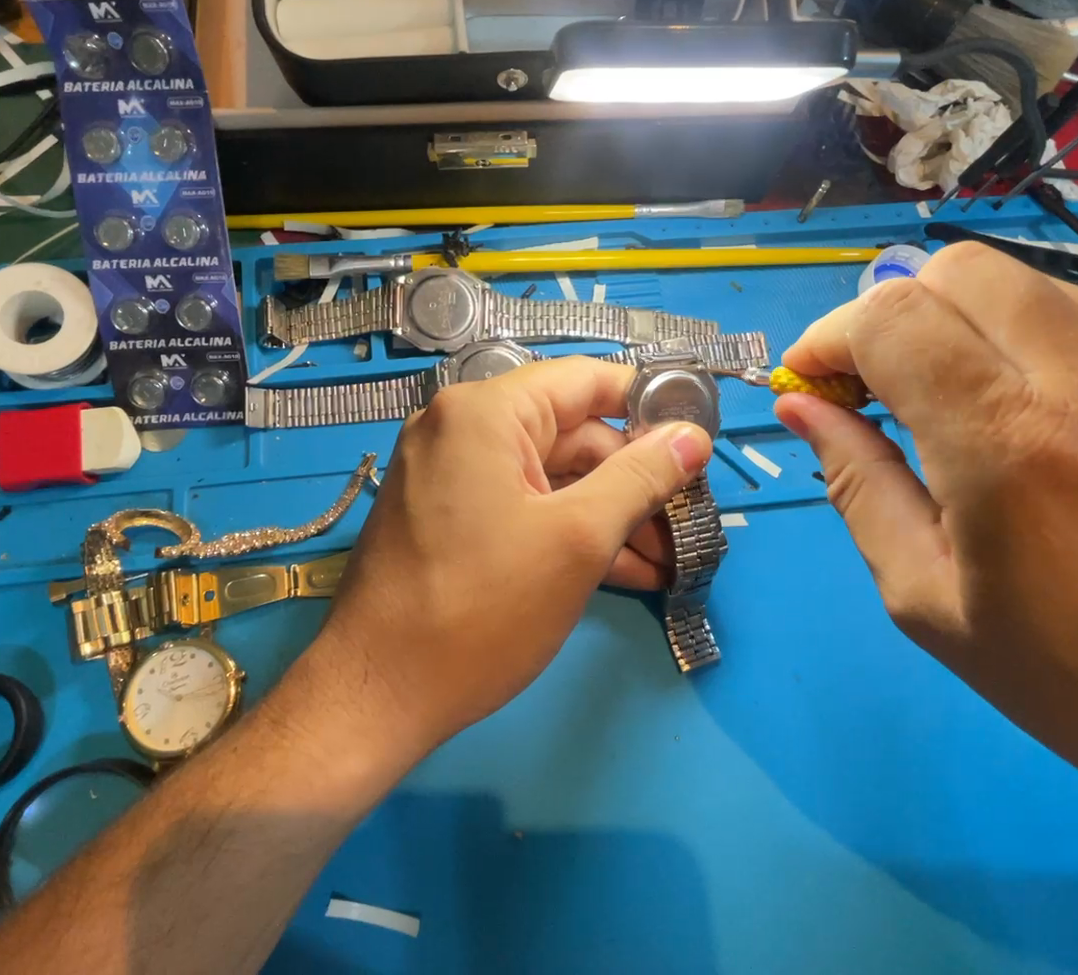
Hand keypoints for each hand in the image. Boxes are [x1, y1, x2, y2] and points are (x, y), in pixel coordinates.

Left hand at [299, 357, 712, 755]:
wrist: (376, 696)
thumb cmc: (481, 611)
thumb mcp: (577, 540)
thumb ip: (641, 478)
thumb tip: (692, 436)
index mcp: (486, 412)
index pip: (587, 381)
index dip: (650, 408)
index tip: (701, 445)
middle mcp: (462, 429)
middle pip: (573, 435)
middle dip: (635, 484)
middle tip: (690, 529)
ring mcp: (451, 476)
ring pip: (553, 479)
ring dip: (610, 517)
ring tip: (669, 564)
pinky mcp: (449, 519)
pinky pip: (523, 508)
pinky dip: (568, 534)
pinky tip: (623, 573)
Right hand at [776, 242, 1077, 970]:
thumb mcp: (932, 603)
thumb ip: (857, 486)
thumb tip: (803, 411)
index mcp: (1005, 444)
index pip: (889, 321)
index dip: (827, 338)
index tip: (809, 384)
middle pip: (955, 271)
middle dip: (888, 314)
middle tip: (872, 388)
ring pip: (1023, 284)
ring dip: (957, 323)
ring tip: (946, 402)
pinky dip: (1025, 342)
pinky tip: (1028, 416)